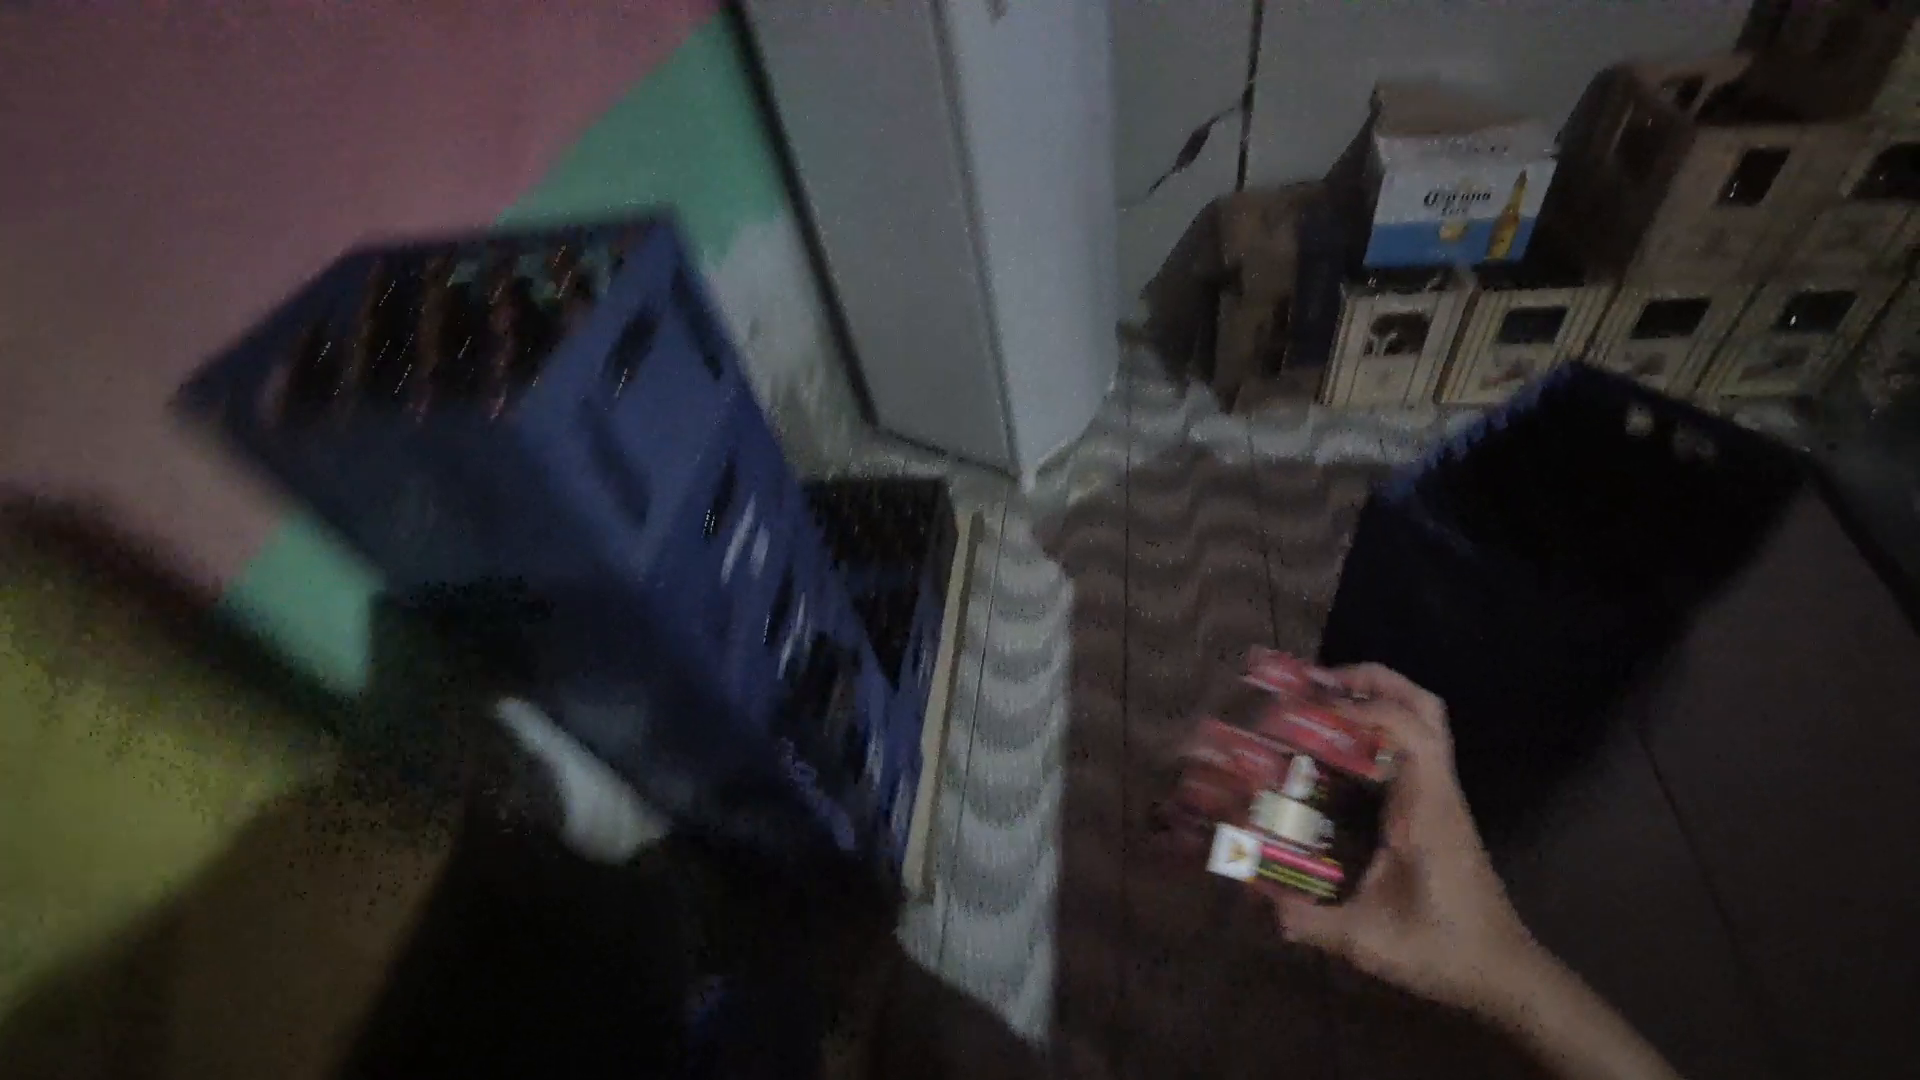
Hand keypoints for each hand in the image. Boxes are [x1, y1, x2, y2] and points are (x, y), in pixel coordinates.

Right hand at [1272, 664, 1537, 1013]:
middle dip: (1369, 682)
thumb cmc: (1445, 952)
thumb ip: (1307, 920)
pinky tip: (1336, 748)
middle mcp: (1437, 790)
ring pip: (1423, 719)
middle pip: (1422, 706)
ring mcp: (1440, 795)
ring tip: (1322, 702)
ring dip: (1374, 698)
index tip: (1305, 714)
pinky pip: (1411, 745)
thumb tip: (1255, 900)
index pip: (1407, 729)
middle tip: (1315, 686)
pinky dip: (1376, 728)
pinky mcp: (1436, 806)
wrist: (1507, 977)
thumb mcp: (1369, 943)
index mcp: (1426, 809)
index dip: (1357, 708)